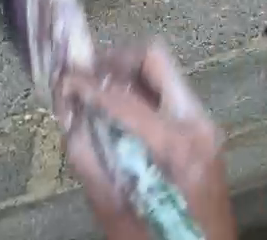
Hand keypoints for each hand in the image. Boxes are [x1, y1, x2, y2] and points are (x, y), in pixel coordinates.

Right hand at [55, 41, 238, 239]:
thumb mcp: (113, 209)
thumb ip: (86, 156)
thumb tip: (67, 113)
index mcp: (177, 144)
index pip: (122, 95)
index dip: (86, 83)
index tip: (62, 82)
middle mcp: (197, 123)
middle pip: (152, 58)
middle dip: (112, 63)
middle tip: (85, 80)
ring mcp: (204, 126)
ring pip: (159, 70)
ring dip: (124, 75)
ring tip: (97, 96)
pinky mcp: (202, 132)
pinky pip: (165, 92)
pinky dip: (136, 91)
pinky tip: (117, 114)